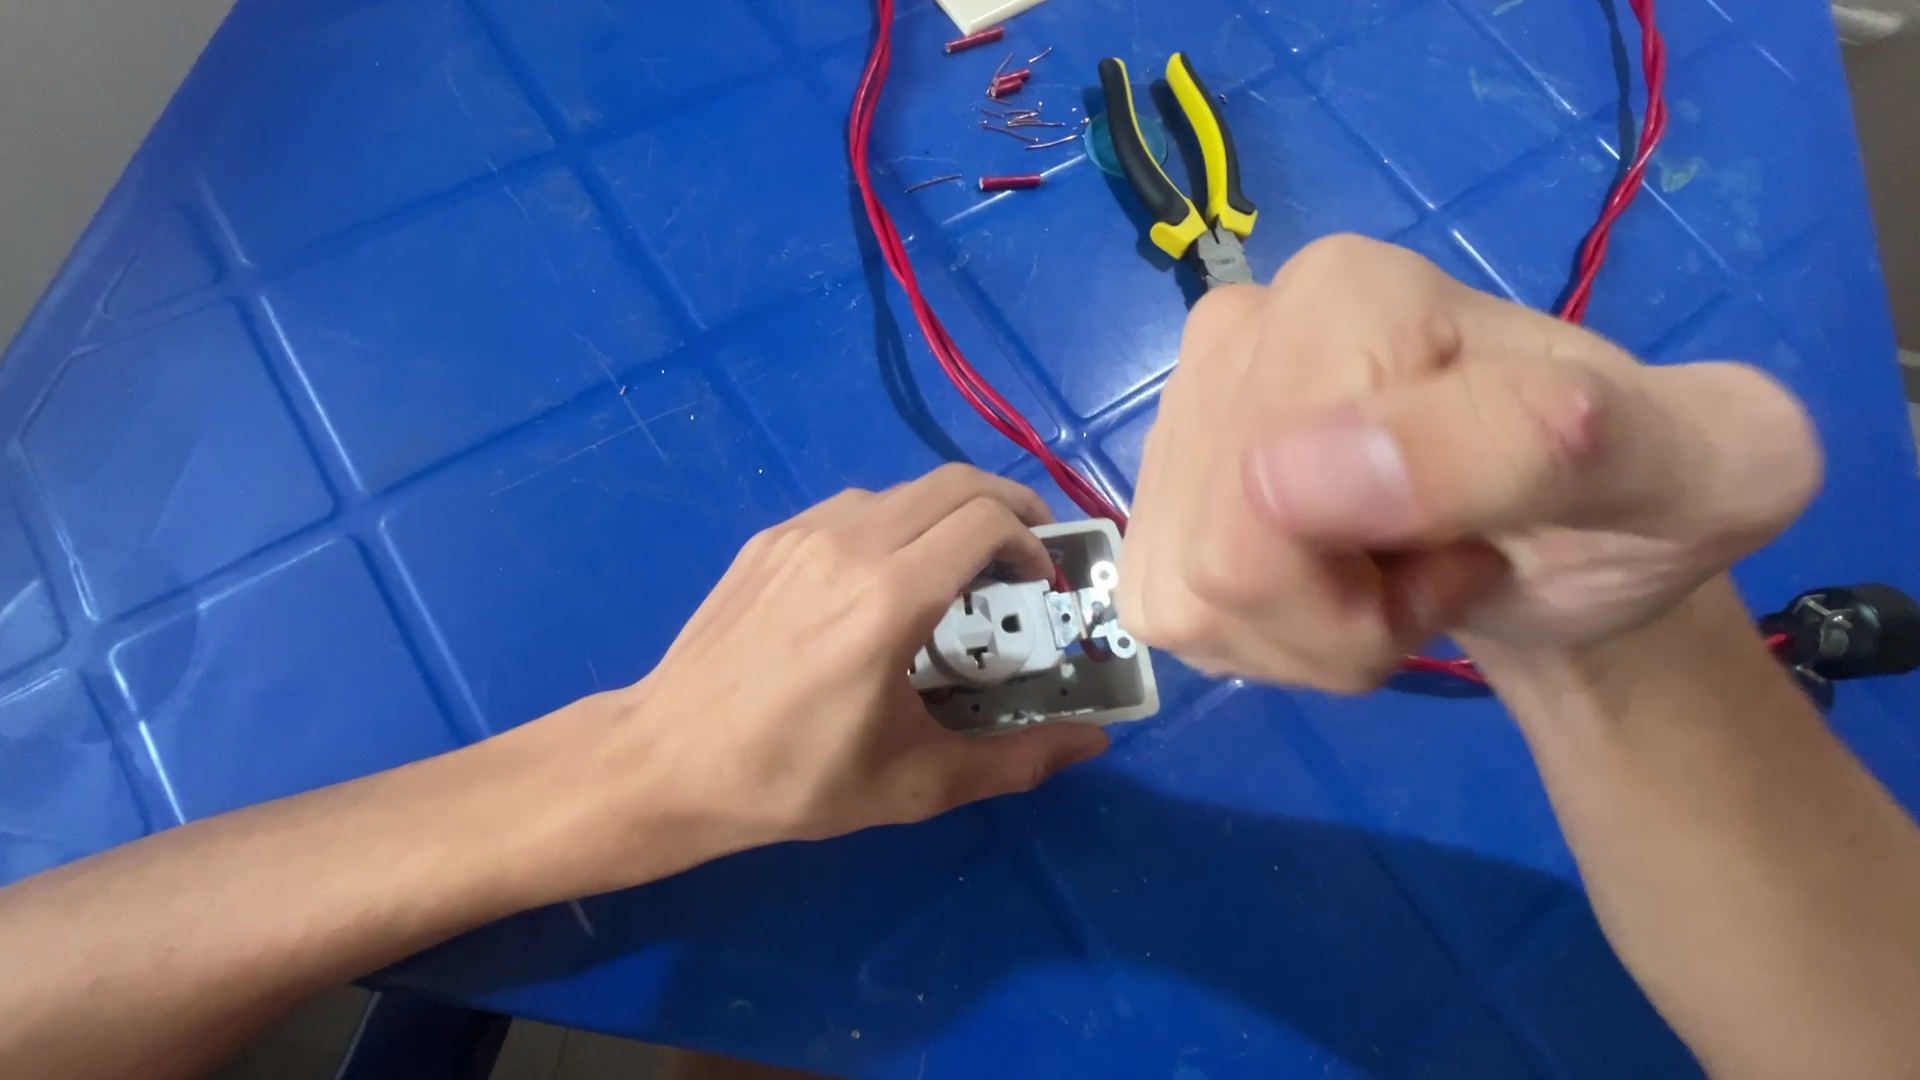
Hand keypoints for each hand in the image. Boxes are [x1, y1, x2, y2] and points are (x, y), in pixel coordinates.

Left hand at [529, 465, 1110, 897]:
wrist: (666, 761)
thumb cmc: (793, 778)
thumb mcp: (915, 783)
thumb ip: (1016, 760)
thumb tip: (1092, 744)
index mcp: (890, 597)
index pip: (988, 519)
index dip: (1034, 541)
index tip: (1042, 586)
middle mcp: (849, 543)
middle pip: (956, 482)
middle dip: (1009, 507)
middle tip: (1025, 558)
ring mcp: (802, 532)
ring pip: (905, 491)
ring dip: (950, 516)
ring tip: (957, 571)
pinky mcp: (770, 538)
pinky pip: (854, 508)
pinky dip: (896, 525)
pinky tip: (884, 579)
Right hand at [1118, 235, 1821, 690]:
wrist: (1547, 544)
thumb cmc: (1629, 507)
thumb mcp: (1692, 467)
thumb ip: (1529, 446)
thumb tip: (1286, 480)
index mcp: (1339, 292)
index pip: (1271, 494)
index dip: (1377, 579)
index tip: (1471, 549)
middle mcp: (1227, 338)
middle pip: (1219, 554)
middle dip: (1332, 620)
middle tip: (1425, 576)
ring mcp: (1173, 423)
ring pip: (1185, 595)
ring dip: (1298, 634)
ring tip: (1378, 582)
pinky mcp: (1147, 504)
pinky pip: (1165, 610)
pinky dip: (1254, 637)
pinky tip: (1313, 590)